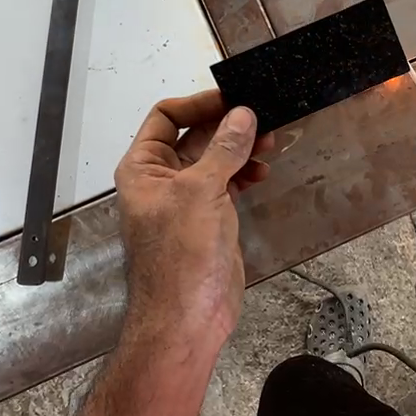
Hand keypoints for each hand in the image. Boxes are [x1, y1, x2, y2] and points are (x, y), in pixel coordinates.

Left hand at [114, 91, 272, 347]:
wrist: (187, 317)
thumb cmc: (182, 252)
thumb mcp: (200, 192)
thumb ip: (223, 149)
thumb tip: (243, 113)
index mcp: (144, 167)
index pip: (166, 116)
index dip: (199, 103)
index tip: (236, 98)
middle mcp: (163, 178)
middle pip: (195, 135)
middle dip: (228, 125)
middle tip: (265, 117)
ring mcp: (187, 199)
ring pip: (216, 158)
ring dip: (242, 147)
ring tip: (272, 144)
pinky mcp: (210, 217)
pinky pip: (228, 182)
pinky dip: (245, 172)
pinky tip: (263, 172)